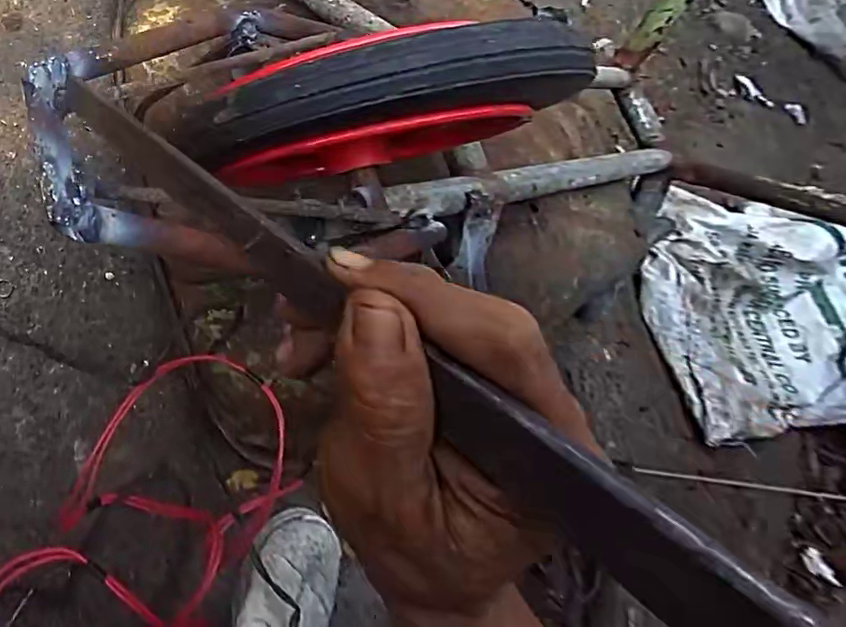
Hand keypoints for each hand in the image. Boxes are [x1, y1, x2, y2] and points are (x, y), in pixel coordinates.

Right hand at [315, 250, 601, 626]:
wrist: (423, 570)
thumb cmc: (408, 549)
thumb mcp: (381, 494)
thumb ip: (383, 409)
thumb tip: (372, 306)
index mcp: (546, 443)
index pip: (498, 340)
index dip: (420, 296)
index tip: (339, 274)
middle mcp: (541, 399)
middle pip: (466, 311)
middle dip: (375, 297)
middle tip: (299, 313)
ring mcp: (507, 379)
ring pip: (435, 306)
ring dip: (355, 308)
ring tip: (299, 341)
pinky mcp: (469, 366)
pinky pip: (415, 317)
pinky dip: (357, 317)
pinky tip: (318, 342)